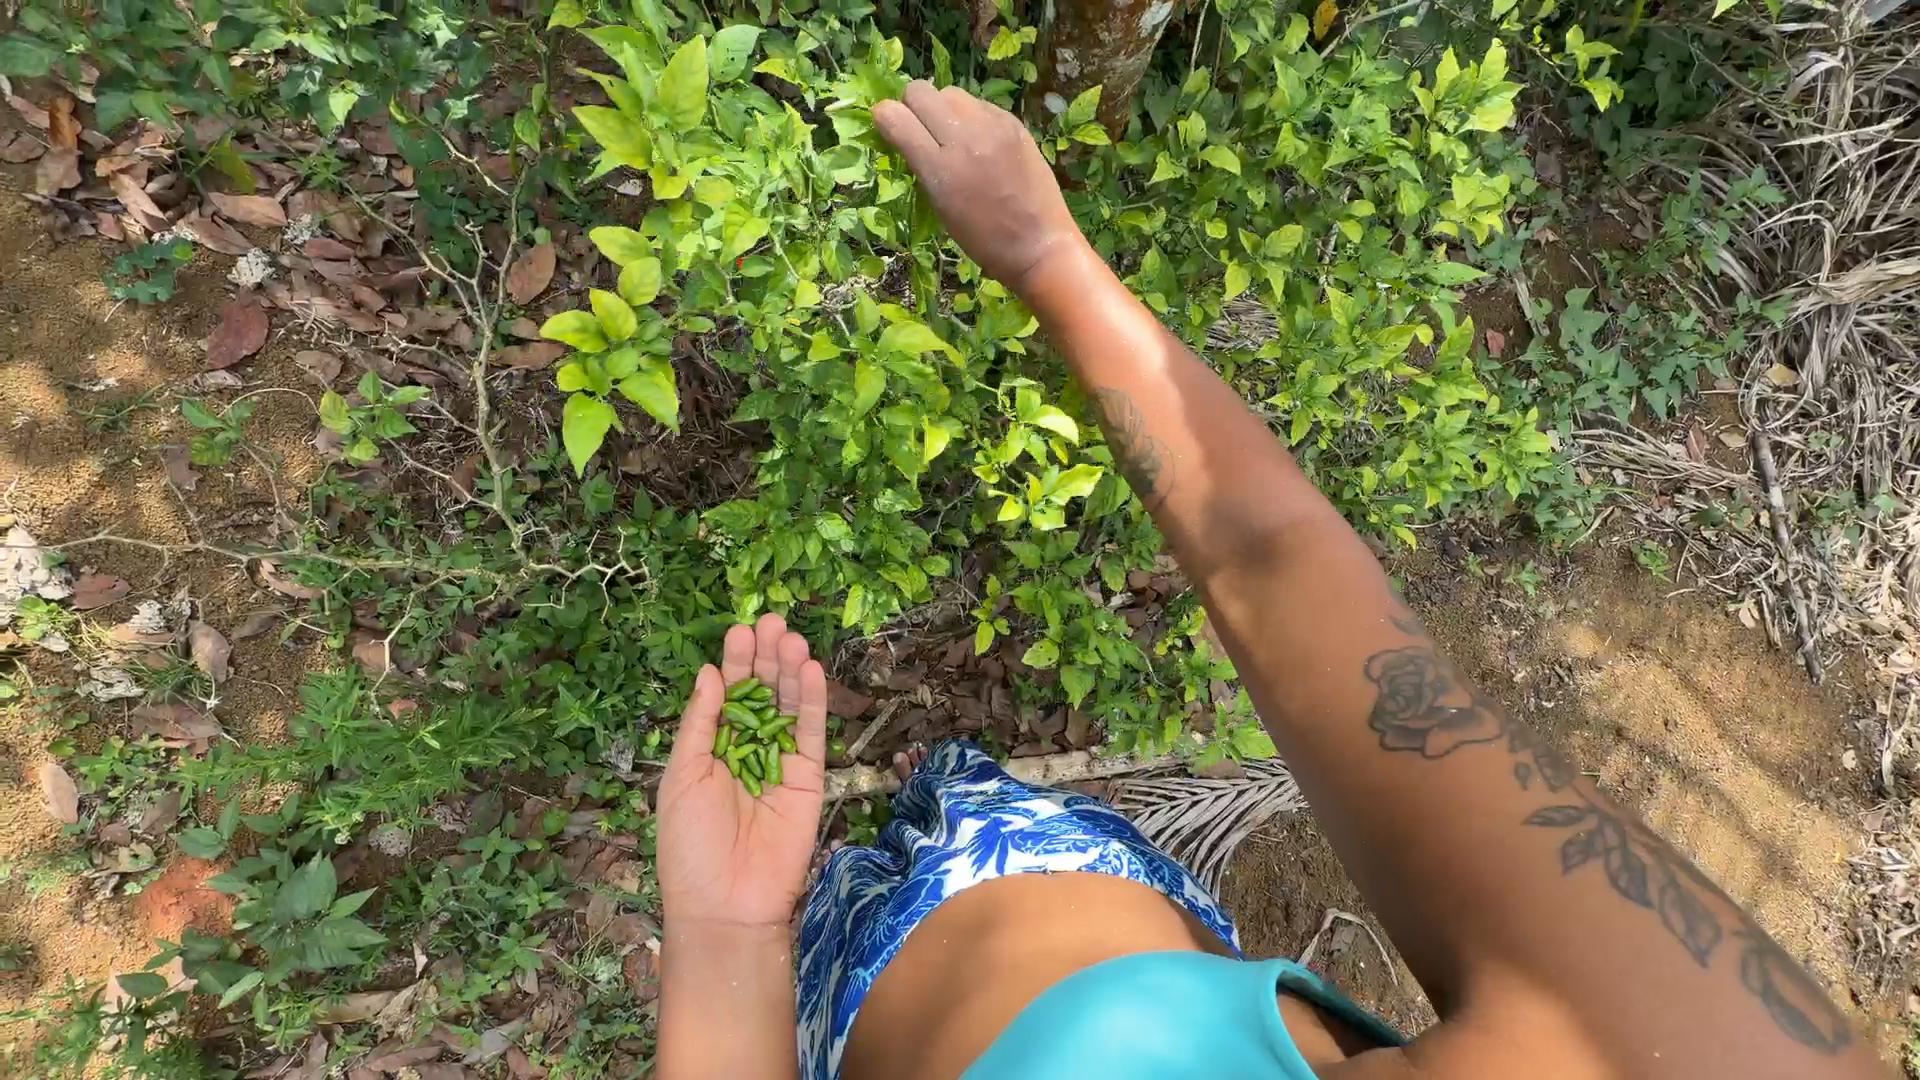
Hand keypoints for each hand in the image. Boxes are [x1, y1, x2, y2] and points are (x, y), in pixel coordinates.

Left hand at [657, 614, 827, 930]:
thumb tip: (711, 673)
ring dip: (791, 670)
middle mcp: (750, 747)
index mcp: (714, 747)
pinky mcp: (810, 776)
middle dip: (766, 657)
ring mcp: (782, 760)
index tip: (741, 631)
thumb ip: (701, 723)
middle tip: (772, 621)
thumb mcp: (682, 778)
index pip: (729, 695)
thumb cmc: (690, 844)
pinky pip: (813, 732)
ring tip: (792, 637)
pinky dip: (814, 701)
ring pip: (790, 705)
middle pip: (763, 692)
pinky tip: (810, 671)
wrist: (725, 905)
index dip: (735, 663)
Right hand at [874, 81, 1086, 295]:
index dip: (886, 119)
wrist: (1038, 245)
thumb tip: (910, 137)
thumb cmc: (984, 242)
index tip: (890, 130)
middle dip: (914, 107)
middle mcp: (964, 139)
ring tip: (955, 138)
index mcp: (940, 170)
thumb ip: (924, 168)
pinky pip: (980, 104)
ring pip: (950, 92)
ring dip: (944, 110)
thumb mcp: (942, 210)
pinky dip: (972, 118)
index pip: (895, 117)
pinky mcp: (1013, 123)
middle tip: (924, 132)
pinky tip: (982, 144)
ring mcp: (991, 126)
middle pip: (920, 91)